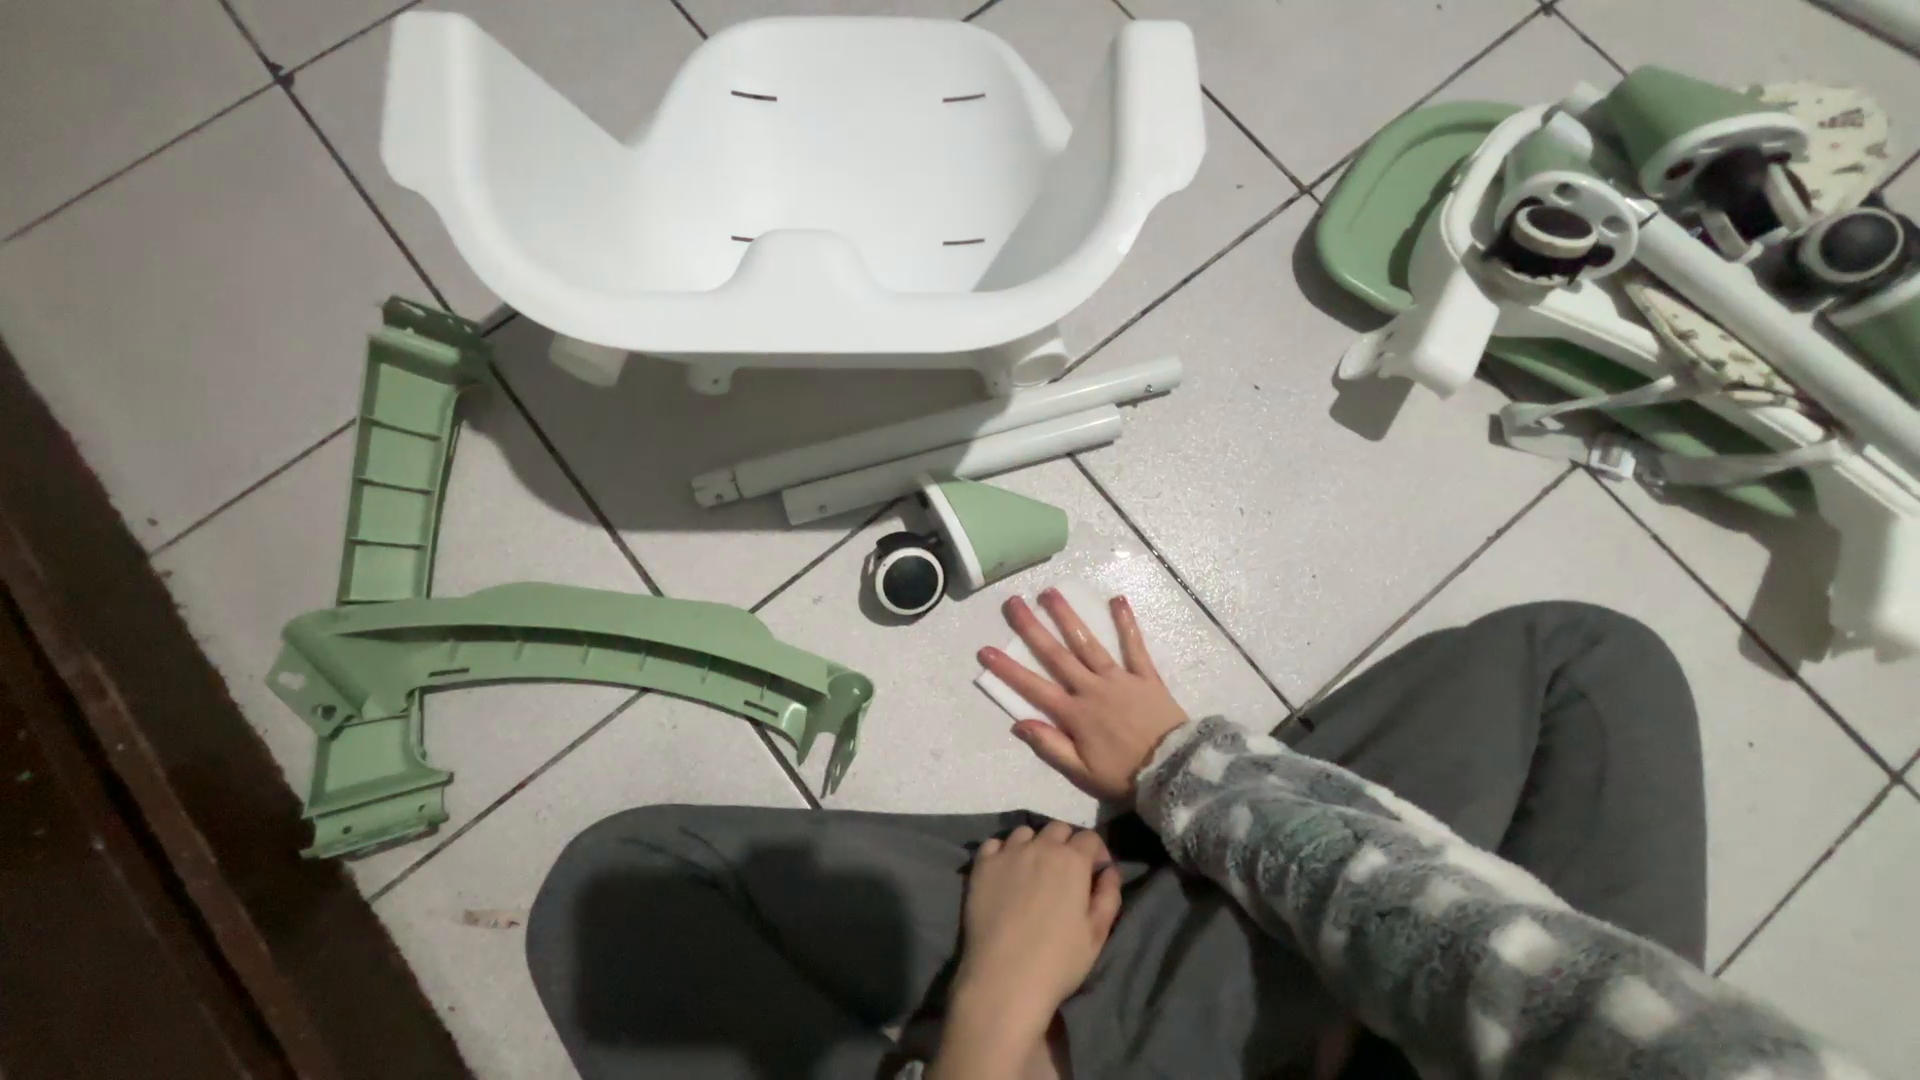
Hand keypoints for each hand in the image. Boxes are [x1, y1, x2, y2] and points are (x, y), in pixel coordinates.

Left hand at [953, 821, 1122, 1028]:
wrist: (1005, 977)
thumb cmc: (1058, 960)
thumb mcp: (1097, 933)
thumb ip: (1109, 896)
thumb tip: (1110, 871)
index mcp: (1072, 860)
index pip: (1090, 837)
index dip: (1097, 853)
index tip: (1096, 872)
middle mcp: (1040, 846)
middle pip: (1058, 828)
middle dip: (1067, 843)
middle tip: (1065, 871)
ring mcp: (1008, 853)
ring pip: (1025, 832)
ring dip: (1034, 844)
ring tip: (1033, 870)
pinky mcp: (982, 865)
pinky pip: (993, 844)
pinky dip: (1003, 851)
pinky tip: (1005, 872)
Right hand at [980, 590, 1190, 800]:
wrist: (1176, 771)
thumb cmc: (1125, 776)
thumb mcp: (1082, 773)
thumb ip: (1050, 746)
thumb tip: (1018, 723)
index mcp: (1074, 714)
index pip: (1034, 687)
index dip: (1008, 669)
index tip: (986, 650)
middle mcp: (1092, 689)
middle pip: (1056, 655)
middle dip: (1031, 628)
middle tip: (1013, 603)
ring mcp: (1120, 678)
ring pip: (1088, 643)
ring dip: (1068, 616)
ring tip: (1050, 593)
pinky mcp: (1146, 676)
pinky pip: (1135, 646)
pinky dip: (1126, 623)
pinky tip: (1117, 600)